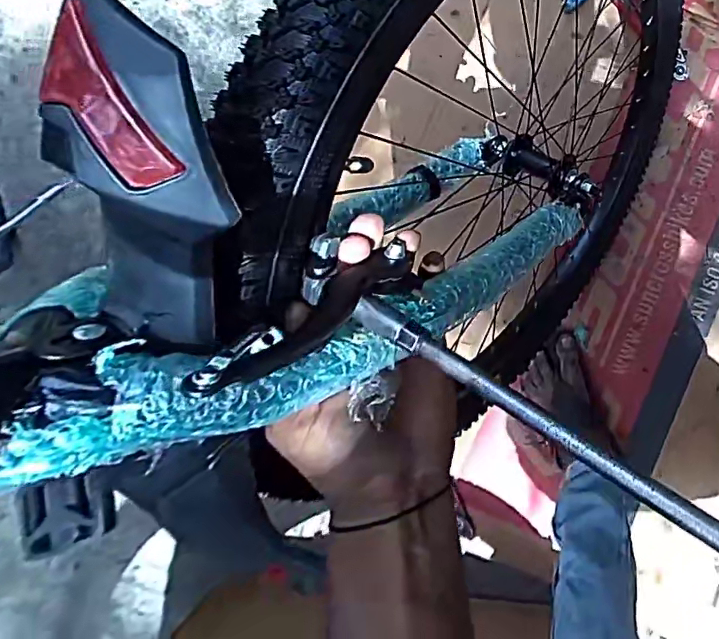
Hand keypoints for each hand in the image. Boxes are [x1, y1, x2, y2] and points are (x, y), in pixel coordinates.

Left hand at [265, 214, 456, 524]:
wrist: (394, 481)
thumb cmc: (334, 451)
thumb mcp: (291, 418)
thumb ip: (287, 367)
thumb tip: (292, 309)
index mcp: (318, 335)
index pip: (318, 283)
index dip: (323, 260)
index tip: (331, 248)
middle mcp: (353, 321)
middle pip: (355, 268)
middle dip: (358, 243)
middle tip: (364, 236)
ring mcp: (392, 322)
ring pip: (392, 270)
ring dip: (393, 247)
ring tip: (396, 241)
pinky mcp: (426, 329)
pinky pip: (430, 290)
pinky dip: (431, 269)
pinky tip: (429, 261)